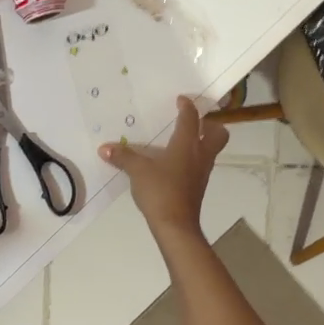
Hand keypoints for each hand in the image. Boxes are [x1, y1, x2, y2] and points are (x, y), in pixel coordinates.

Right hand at [99, 96, 226, 241]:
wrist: (175, 225)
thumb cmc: (160, 191)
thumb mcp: (138, 172)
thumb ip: (123, 157)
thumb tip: (104, 148)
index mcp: (187, 144)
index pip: (191, 118)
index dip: (187, 106)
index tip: (181, 100)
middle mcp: (200, 155)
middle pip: (218, 133)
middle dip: (211, 124)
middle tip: (195, 122)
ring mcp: (202, 172)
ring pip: (211, 150)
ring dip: (202, 142)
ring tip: (183, 141)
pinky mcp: (198, 187)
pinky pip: (201, 165)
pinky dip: (193, 159)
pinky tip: (176, 164)